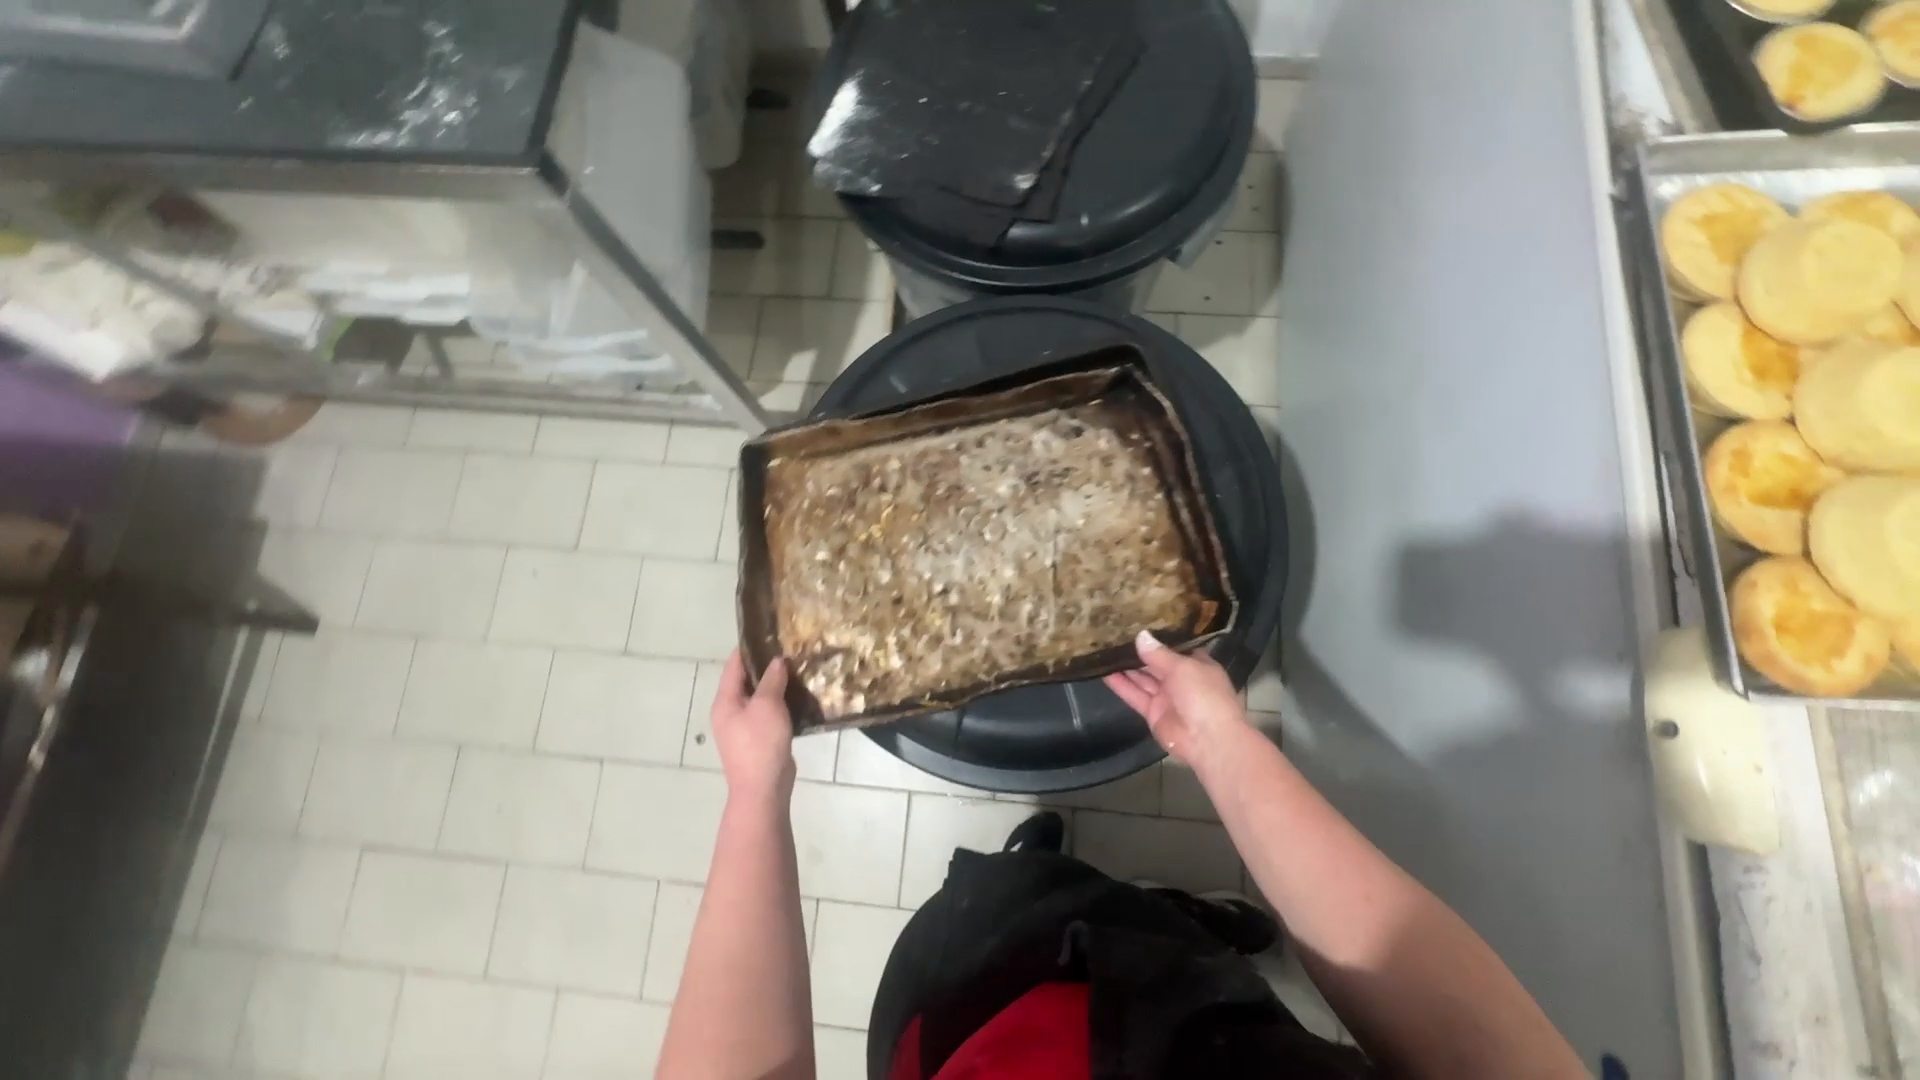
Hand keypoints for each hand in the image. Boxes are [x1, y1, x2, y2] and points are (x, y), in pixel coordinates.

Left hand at [711, 651, 795, 799]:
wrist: (763, 788)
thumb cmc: (760, 743)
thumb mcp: (767, 705)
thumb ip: (772, 680)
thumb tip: (777, 660)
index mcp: (725, 701)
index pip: (734, 665)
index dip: (750, 647)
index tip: (770, 633)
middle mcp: (730, 711)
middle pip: (747, 681)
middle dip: (767, 666)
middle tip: (790, 650)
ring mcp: (744, 727)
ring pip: (760, 698)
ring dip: (776, 686)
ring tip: (798, 669)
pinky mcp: (759, 739)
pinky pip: (769, 714)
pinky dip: (781, 704)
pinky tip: (799, 697)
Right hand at [1102, 631, 1249, 769]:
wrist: (1208, 740)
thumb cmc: (1203, 694)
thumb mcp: (1182, 667)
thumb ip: (1158, 653)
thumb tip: (1140, 635)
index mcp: (1197, 665)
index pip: (1176, 647)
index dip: (1159, 637)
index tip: (1138, 623)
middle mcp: (1181, 679)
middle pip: (1156, 663)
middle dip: (1138, 651)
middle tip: (1113, 634)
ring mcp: (1167, 697)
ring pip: (1143, 678)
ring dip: (1125, 666)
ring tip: (1104, 649)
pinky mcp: (1153, 713)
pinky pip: (1135, 695)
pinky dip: (1121, 685)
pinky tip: (1103, 672)